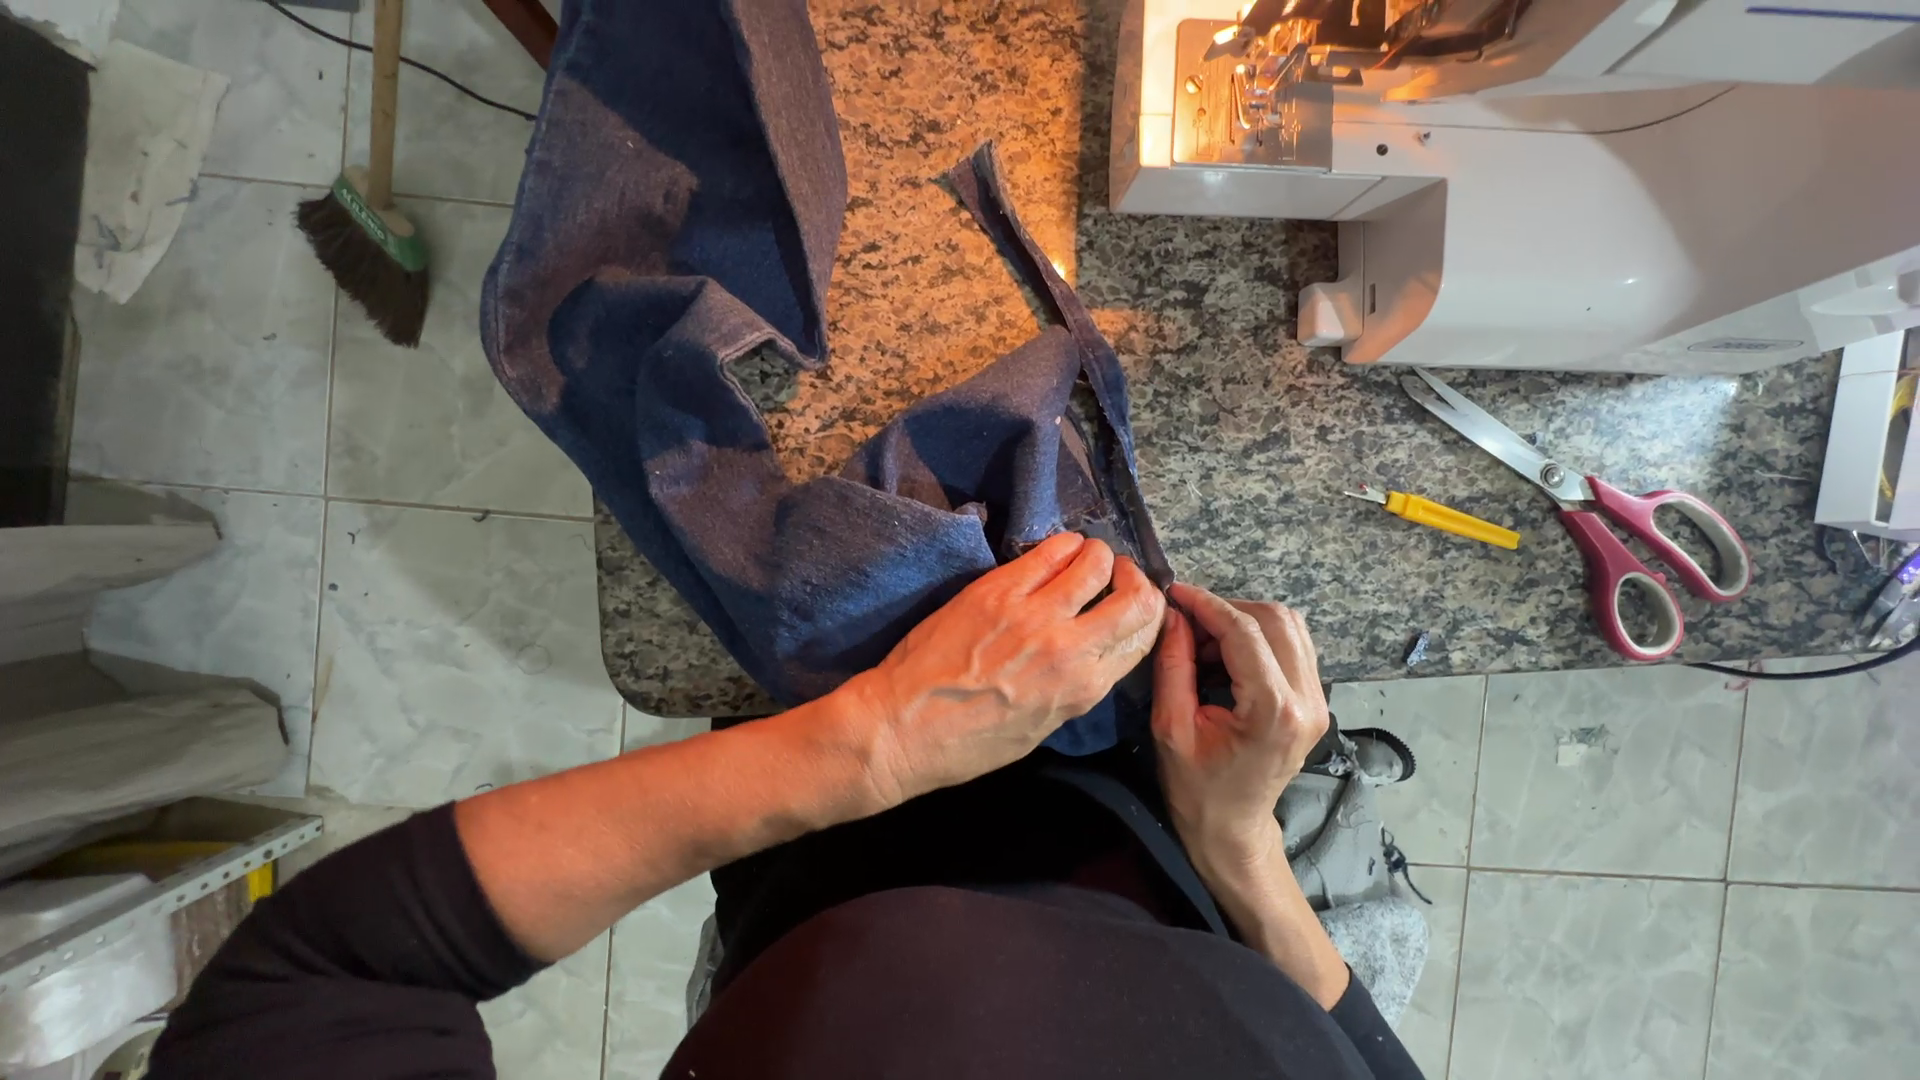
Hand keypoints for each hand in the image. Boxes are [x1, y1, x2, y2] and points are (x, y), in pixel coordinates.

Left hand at [844, 532, 1166, 803]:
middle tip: (1116, 575)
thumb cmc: (968, 743)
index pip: (1143, 636)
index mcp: (1083, 690)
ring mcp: (1035, 613)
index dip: (1146, 613)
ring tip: (1082, 559)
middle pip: (1136, 597)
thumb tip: (1089, 655)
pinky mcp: (1000, 589)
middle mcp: (1070, 648)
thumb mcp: (1040, 731)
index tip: (1130, 601)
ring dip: (1096, 555)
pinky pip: (1051, 549)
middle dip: (1132, 579)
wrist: (904, 728)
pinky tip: (1056, 551)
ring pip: (1095, 561)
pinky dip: (1063, 545)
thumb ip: (1074, 691)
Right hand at [1152, 584, 1329, 880]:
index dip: (1207, 604)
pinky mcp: (1317, 701)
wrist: (1232, 827)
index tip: (1175, 592)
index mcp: (1271, 710)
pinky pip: (1294, 645)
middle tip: (1188, 623)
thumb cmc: (1195, 786)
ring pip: (1290, 626)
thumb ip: (1173, 665)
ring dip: (1244, 620)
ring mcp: (1319, 700)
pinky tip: (1228, 654)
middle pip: (1275, 619)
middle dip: (1226, 609)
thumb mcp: (1170, 726)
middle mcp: (1306, 700)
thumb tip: (1175, 615)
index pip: (1244, 632)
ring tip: (1206, 641)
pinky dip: (1259, 636)